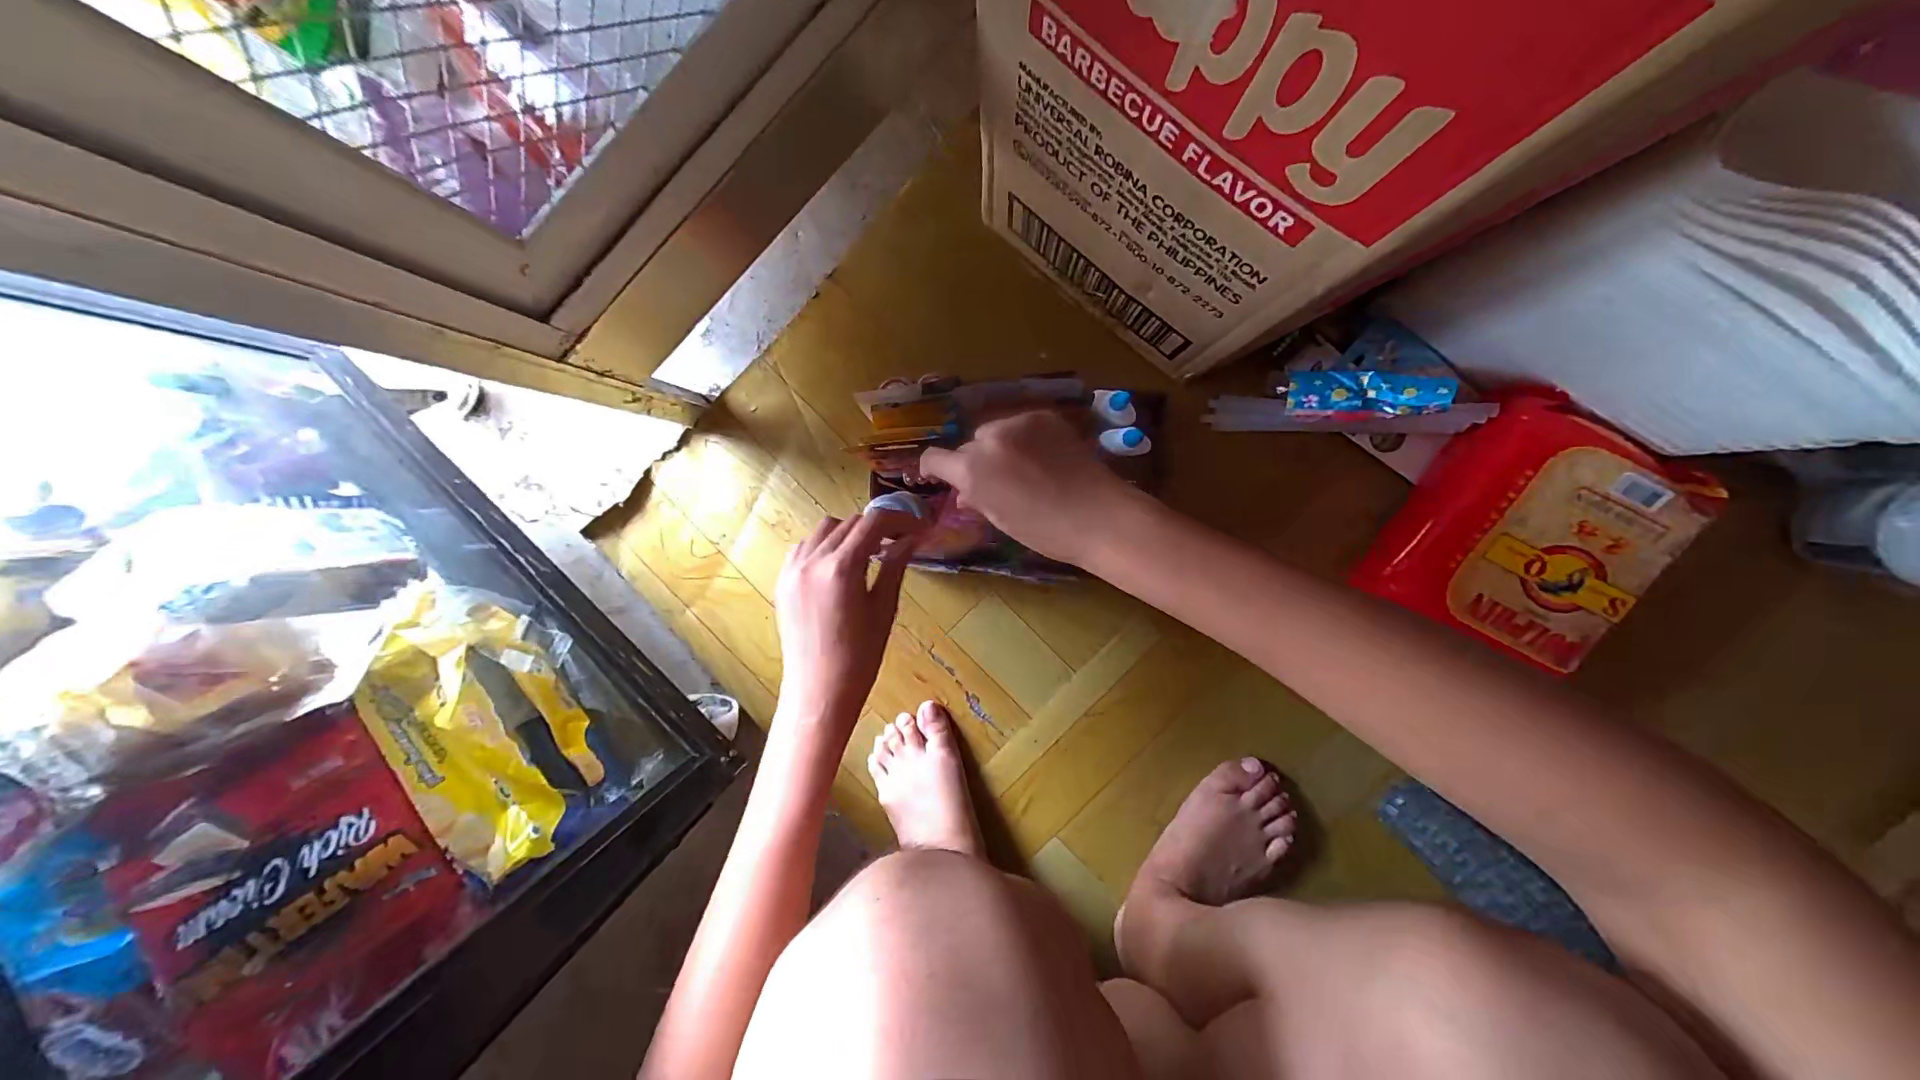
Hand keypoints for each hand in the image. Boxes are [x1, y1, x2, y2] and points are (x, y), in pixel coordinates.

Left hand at [774, 511, 919, 729]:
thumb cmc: (859, 657)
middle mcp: (812, 560)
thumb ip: (895, 566)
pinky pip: (804, 547)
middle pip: (850, 522)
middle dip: (877, 527)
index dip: (899, 519)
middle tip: (899, 542)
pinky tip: (839, 565)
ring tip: (869, 553)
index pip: (873, 522)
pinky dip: (824, 546)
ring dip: (850, 533)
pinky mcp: (783, 581)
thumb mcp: (884, 608)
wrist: (819, 690)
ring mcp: (793, 570)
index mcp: (841, 567)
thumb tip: (911, 539)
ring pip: (825, 529)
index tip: (916, 527)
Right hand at [918, 410, 1141, 564]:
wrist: (1100, 516)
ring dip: (1000, 448)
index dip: (932, 469)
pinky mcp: (1045, 416)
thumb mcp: (1001, 519)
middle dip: (975, 462)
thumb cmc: (1046, 530)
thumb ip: (977, 500)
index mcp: (973, 470)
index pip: (935, 458)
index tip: (936, 476)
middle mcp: (990, 439)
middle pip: (969, 446)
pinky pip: (1021, 425)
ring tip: (1023, 470)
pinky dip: (1024, 438)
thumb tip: (965, 494)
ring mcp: (1019, 423)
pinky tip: (1043, 458)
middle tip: (995, 484)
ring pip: (995, 432)